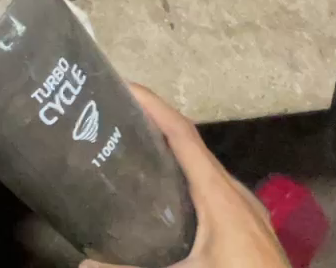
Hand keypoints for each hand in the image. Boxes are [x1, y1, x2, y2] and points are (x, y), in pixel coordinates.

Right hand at [82, 86, 290, 267]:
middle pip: (192, 144)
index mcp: (220, 196)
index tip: (120, 85)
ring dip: (172, 150)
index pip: (182, 133)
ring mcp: (248, 212)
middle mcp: (236, 194)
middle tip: (113, 116)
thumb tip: (82, 263)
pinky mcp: (252, 229)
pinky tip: (169, 195)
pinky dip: (188, 175)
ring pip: (205, 167)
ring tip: (134, 148)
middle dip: (154, 122)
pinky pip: (215, 187)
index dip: (152, 104)